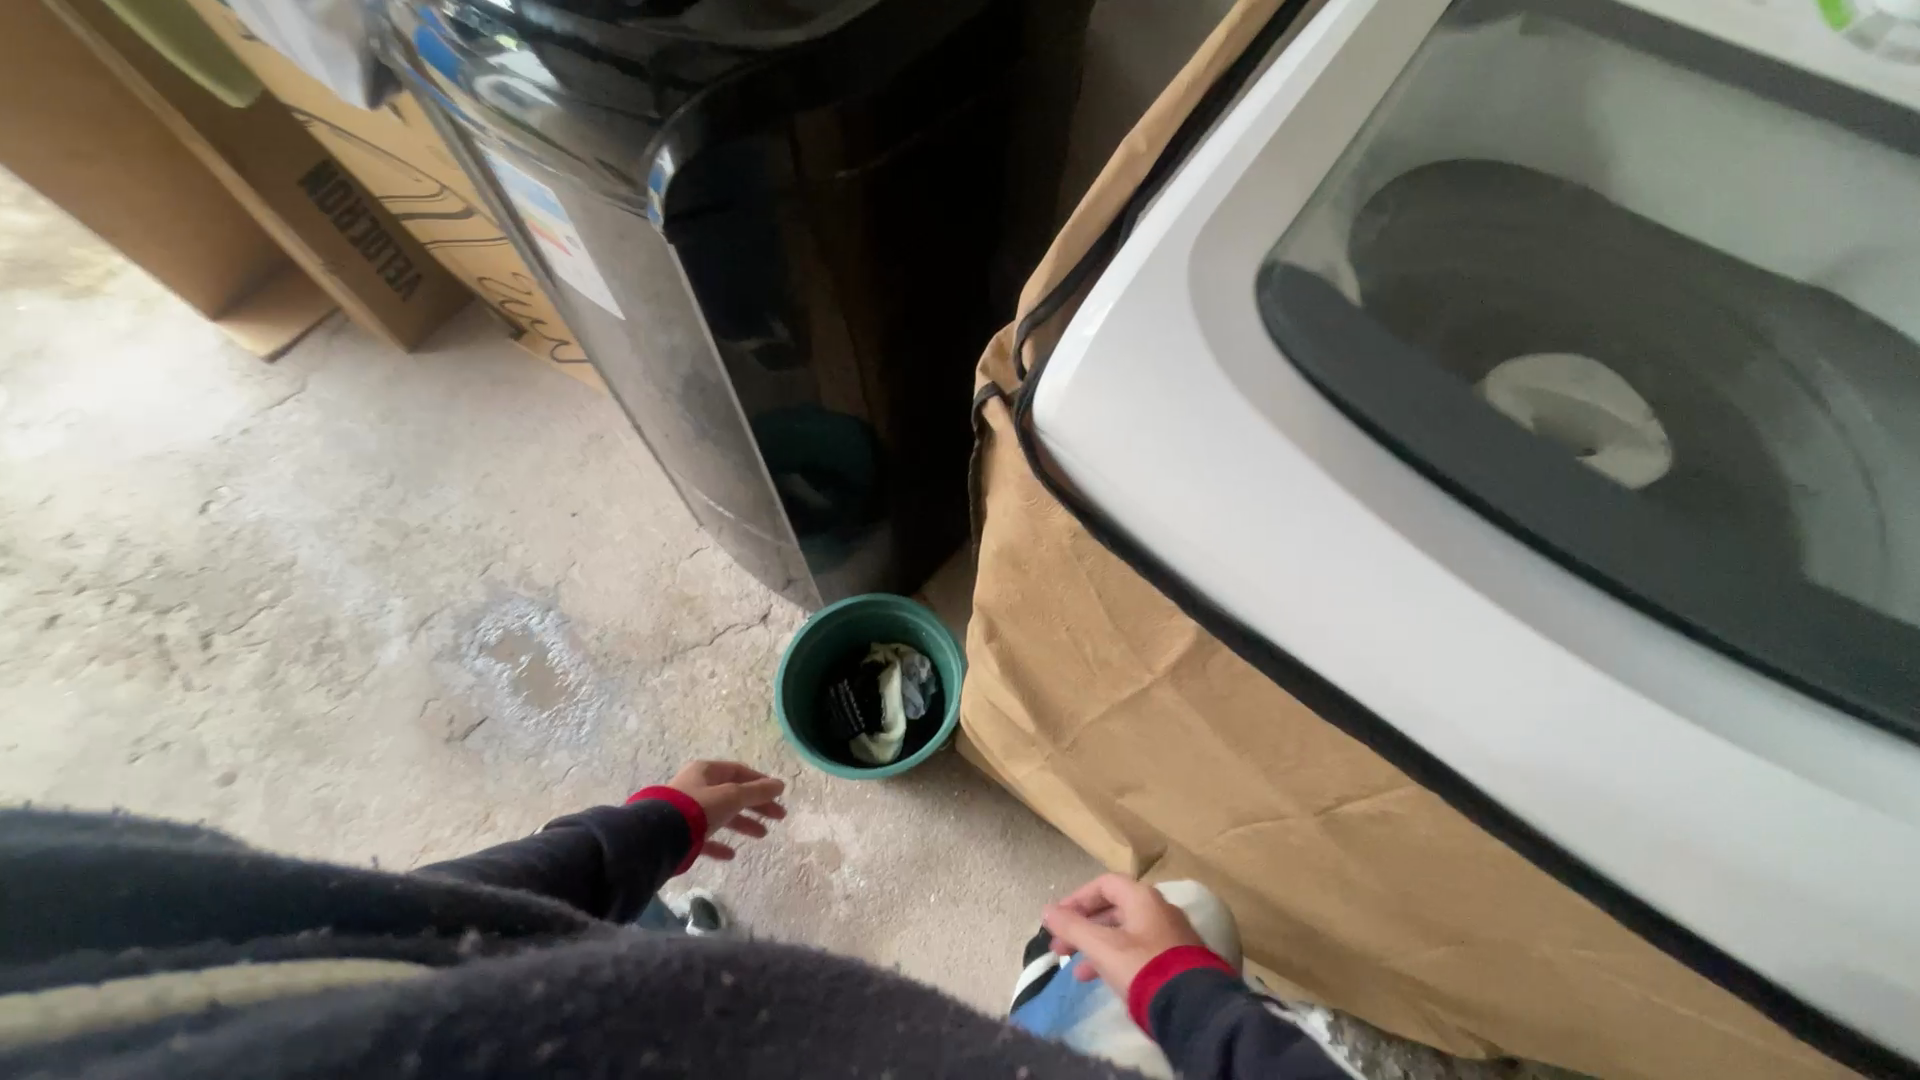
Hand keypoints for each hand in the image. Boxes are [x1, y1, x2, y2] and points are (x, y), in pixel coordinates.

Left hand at [665, 760, 786, 860]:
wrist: (659, 837)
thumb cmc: (699, 808)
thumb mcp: (732, 796)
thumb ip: (757, 792)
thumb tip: (780, 785)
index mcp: (706, 771)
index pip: (739, 772)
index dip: (760, 782)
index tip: (778, 796)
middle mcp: (696, 787)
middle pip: (733, 794)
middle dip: (756, 805)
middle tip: (779, 817)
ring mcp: (686, 811)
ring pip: (721, 815)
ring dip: (742, 823)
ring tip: (762, 835)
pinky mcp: (680, 834)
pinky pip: (704, 837)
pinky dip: (719, 844)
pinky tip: (731, 855)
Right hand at [1042, 874, 1205, 1000]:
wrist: (1193, 1008)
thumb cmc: (1142, 967)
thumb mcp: (1102, 947)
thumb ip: (1073, 927)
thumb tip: (1047, 910)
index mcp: (1142, 897)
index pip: (1104, 884)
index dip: (1078, 898)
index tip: (1058, 918)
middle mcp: (1158, 909)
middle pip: (1113, 909)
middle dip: (1083, 927)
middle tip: (1060, 946)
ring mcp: (1170, 934)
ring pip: (1124, 932)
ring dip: (1096, 946)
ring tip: (1076, 970)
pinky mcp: (1176, 959)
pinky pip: (1138, 950)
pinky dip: (1116, 958)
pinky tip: (1102, 979)